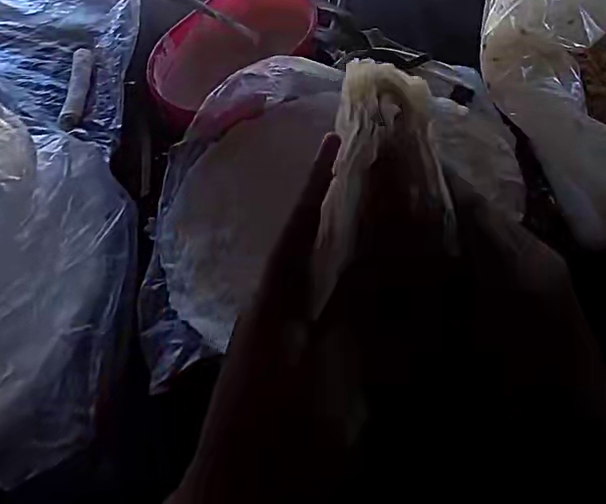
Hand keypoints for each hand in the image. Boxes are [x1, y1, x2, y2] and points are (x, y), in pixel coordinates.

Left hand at [171, 134, 353, 503]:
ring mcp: (268, 322)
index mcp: (277, 293)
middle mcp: (269, 297)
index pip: (301, 221)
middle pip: (300, 236)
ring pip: (302, 263)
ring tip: (363, 208)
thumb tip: (372, 261)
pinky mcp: (273, 346)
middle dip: (327, 201)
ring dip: (328, 234)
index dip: (319, 179)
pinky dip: (327, 272)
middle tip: (360, 168)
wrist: (233, 494)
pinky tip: (351, 276)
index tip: (335, 138)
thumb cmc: (283, 434)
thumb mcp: (328, 375)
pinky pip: (303, 292)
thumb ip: (350, 318)